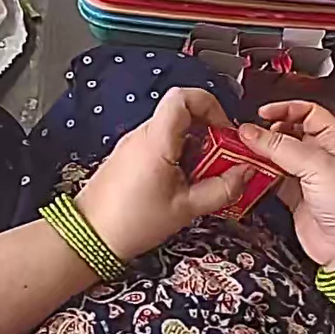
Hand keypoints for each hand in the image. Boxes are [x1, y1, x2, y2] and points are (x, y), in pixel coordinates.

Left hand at [73, 87, 252, 259]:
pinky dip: (180, 156)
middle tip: (223, 160)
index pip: (184, 96)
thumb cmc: (131, 223)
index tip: (225, 132)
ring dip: (196, 147)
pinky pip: (161, 143)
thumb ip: (222, 189)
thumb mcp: (186, 209)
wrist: (88, 237)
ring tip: (204, 177)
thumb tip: (246, 173)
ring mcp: (134, 144)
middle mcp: (143, 135)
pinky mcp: (130, 156)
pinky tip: (184, 183)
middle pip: (184, 113)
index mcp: (156, 140)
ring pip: (174, 130)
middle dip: (210, 132)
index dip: (211, 106)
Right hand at [237, 101, 334, 269]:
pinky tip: (250, 172)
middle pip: (289, 133)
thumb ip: (282, 147)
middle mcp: (321, 157)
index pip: (308, 113)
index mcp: (334, 141)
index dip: (286, 109)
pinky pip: (272, 179)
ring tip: (245, 151)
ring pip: (278, 156)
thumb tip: (252, 131)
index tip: (264, 113)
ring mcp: (307, 178)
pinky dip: (259, 175)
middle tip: (251, 134)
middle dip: (269, 131)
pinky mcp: (295, 198)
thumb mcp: (318, 165)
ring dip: (261, 152)